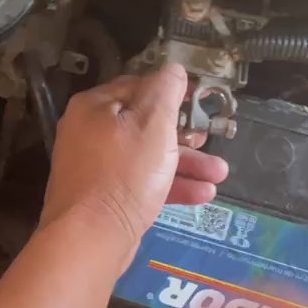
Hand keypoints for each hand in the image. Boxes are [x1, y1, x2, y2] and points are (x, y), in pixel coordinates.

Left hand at [39, 63, 229, 252]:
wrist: (90, 238)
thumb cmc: (124, 173)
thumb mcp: (153, 123)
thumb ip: (166, 90)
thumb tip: (173, 69)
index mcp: (95, 106)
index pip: (139, 86)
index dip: (172, 94)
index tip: (200, 105)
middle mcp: (88, 131)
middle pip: (144, 124)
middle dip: (184, 136)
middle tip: (210, 141)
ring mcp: (93, 166)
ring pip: (146, 156)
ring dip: (185, 163)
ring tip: (219, 176)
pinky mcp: (102, 197)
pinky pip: (139, 182)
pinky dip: (168, 185)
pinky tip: (202, 195)